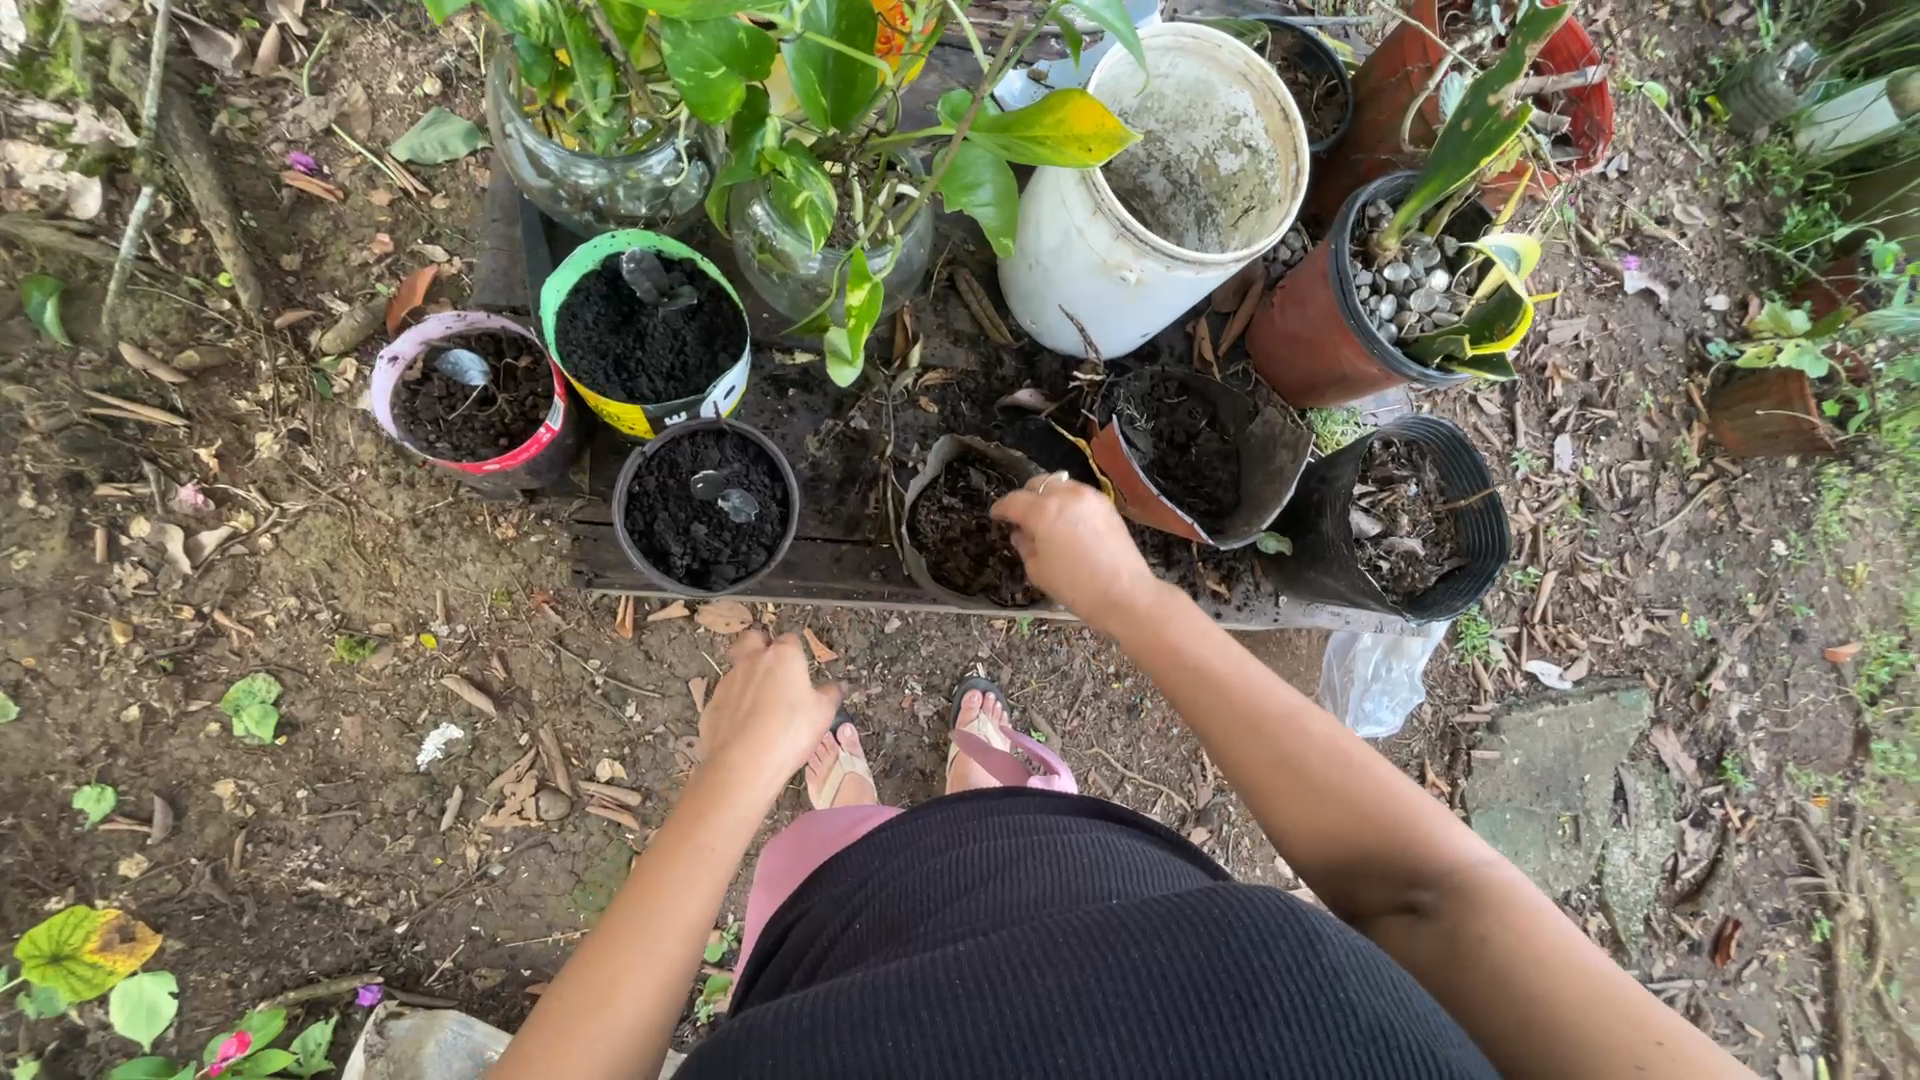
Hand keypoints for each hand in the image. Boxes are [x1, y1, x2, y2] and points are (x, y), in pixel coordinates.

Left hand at [695, 632, 841, 801]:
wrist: (743, 763)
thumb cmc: (790, 731)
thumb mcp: (823, 714)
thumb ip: (830, 694)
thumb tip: (837, 686)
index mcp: (783, 656)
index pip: (790, 639)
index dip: (795, 650)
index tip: (801, 666)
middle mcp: (752, 661)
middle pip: (752, 638)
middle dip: (761, 645)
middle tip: (773, 668)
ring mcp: (728, 682)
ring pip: (737, 668)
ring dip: (747, 678)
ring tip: (761, 706)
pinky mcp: (711, 705)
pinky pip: (725, 697)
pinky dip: (734, 705)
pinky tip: (744, 727)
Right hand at [991, 472, 1165, 632]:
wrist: (1124, 594)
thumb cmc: (1076, 587)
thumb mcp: (1038, 571)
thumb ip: (1024, 546)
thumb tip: (1021, 533)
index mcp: (1043, 512)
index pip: (1013, 501)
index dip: (1000, 508)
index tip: (995, 516)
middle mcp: (1066, 496)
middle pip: (1037, 484)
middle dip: (1025, 497)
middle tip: (1021, 517)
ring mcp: (1089, 497)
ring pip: (1059, 484)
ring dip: (1047, 496)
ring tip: (1045, 517)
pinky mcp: (1106, 504)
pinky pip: (1079, 493)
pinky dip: (1067, 500)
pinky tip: (1067, 520)